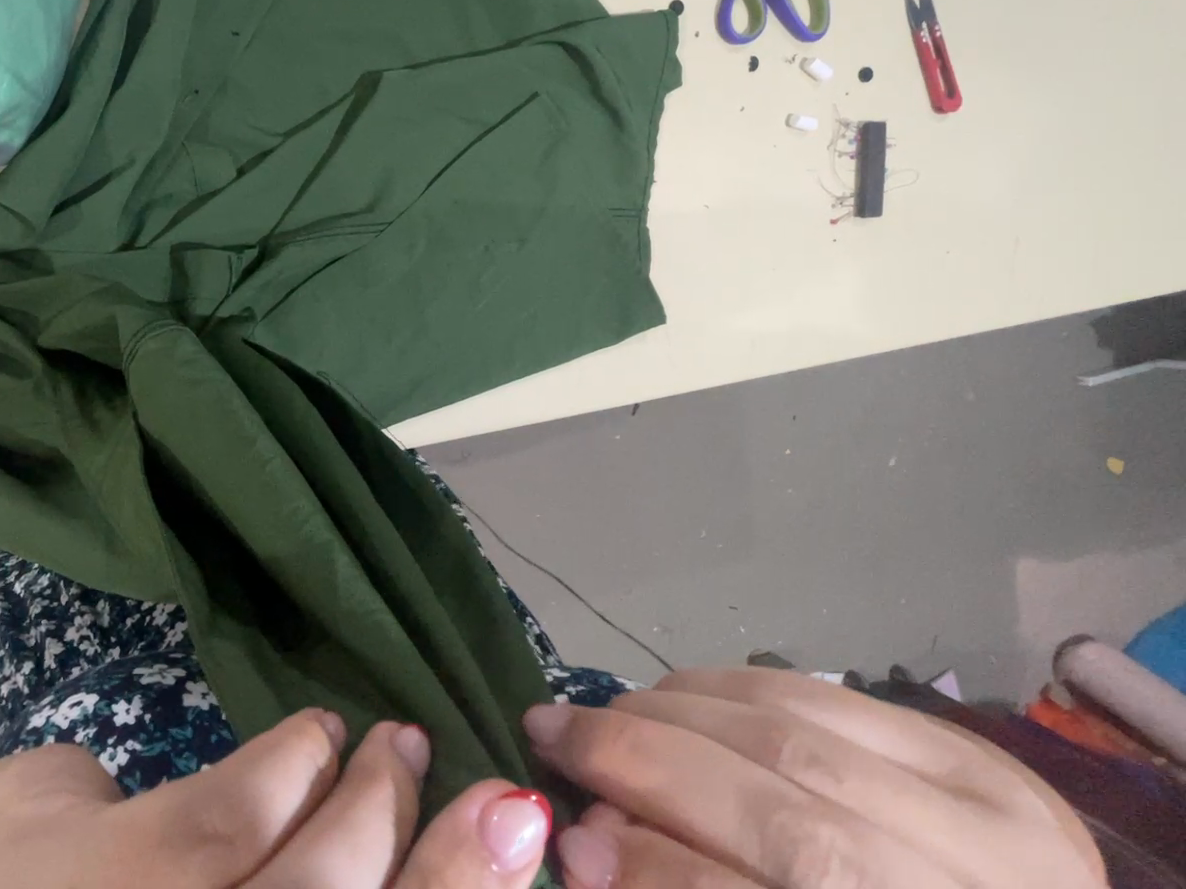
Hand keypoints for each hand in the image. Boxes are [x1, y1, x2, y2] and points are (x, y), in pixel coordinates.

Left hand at [0, 708, 552, 888]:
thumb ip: (256, 877)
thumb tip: (367, 849)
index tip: (520, 847)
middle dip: (451, 872)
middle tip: (508, 804)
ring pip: (312, 875)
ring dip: (373, 804)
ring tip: (401, 749)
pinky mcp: (113, 866)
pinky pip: (235, 810)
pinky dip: (295, 765)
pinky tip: (319, 732)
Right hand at [523, 668, 1107, 888]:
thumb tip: (586, 850)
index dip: (660, 875)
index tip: (569, 845)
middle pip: (789, 821)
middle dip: (643, 766)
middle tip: (552, 737)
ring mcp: (1002, 828)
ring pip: (795, 738)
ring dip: (669, 715)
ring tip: (600, 717)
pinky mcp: (979, 757)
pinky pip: (818, 692)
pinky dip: (723, 684)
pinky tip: (668, 693)